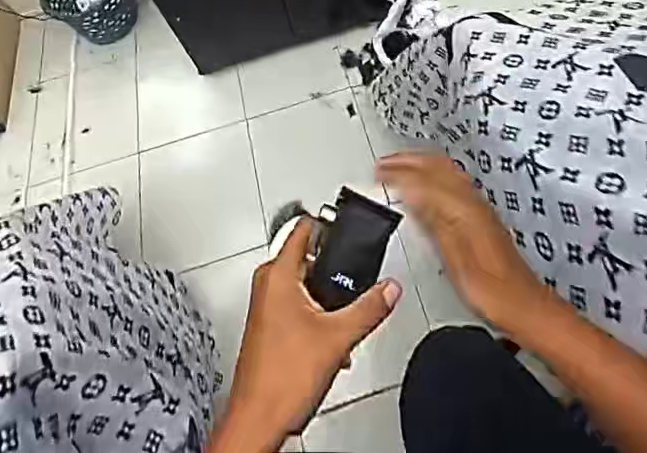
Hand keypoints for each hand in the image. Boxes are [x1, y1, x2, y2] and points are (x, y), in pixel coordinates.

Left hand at [213, 219, 400, 449]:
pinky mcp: (269, 327)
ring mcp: (266, 307)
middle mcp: (268, 286)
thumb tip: (389, 288)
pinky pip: (298, 306)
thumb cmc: (280, 380)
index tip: (346, 224)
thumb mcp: (338, 336)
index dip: (328, 222)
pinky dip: (317, 315)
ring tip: (344, 316)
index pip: (304, 228)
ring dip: (327, 298)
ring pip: (305, 284)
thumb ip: (369, 307)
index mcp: (278, 276)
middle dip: (333, 269)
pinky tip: (333, 339)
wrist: (257, 424)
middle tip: (353, 275)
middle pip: (308, 257)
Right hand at [376, 151, 553, 330]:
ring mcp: (479, 205)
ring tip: (400, 166)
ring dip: (421, 163)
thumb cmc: (492, 290)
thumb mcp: (453, 259)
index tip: (379, 172)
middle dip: (408, 160)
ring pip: (446, 169)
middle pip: (437, 165)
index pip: (425, 178)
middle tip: (384, 164)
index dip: (399, 173)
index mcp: (464, 208)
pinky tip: (427, 184)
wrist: (522, 303)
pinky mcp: (482, 214)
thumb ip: (432, 220)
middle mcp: (473, 201)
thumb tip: (410, 193)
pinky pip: (453, 179)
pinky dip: (433, 173)